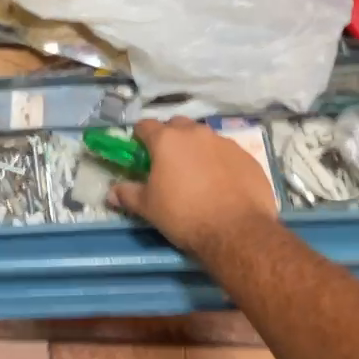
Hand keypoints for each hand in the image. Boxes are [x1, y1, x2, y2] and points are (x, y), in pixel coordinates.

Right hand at [110, 117, 278, 256]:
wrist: (238, 232)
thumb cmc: (184, 215)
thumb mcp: (148, 208)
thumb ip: (128, 195)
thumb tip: (111, 193)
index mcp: (166, 140)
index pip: (145, 125)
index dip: (140, 137)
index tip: (140, 152)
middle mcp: (196, 133)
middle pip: (177, 126)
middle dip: (170, 138)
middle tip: (169, 162)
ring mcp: (225, 143)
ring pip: (204, 138)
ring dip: (197, 149)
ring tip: (198, 175)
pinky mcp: (248, 157)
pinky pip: (227, 154)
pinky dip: (220, 163)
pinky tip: (222, 184)